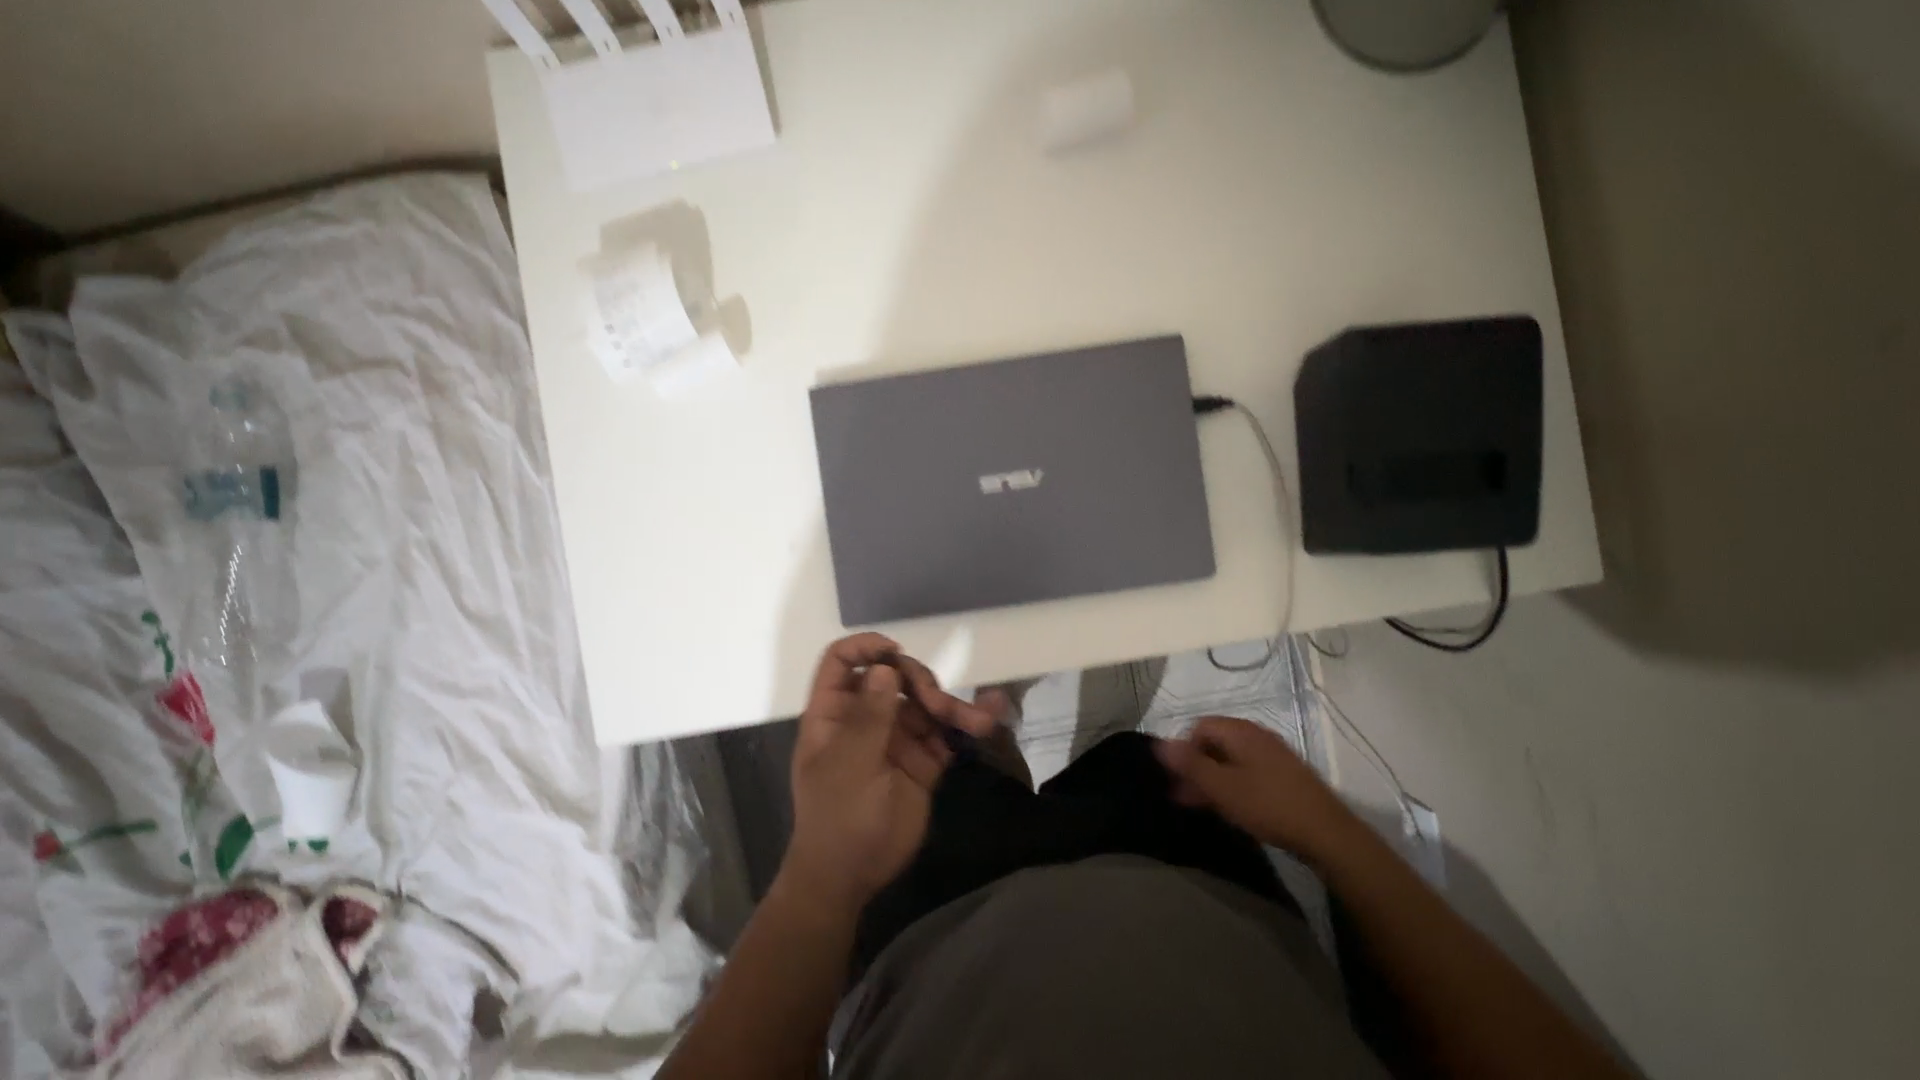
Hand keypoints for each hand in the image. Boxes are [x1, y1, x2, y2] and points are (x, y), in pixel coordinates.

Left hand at [780, 633, 995, 912]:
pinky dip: (966, 725)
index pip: (842, 663)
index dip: (865, 648)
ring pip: (925, 705)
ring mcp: (896, 739)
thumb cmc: (838, 815)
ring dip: (952, 706)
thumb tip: (884, 668)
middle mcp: (865, 718)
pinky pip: (946, 734)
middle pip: (894, 678)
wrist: (851, 875)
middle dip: (920, 682)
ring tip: (980, 721)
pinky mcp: (923, 762)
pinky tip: (990, 718)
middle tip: (938, 705)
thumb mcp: (850, 763)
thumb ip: (869, 716)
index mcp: (834, 714)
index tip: (895, 652)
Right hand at [1155, 715, 1361, 862]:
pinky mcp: (1283, 777)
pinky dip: (1231, 786)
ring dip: (1211, 779)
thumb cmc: (1268, 805)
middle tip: (1180, 793)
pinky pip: (1247, 773)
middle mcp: (1257, 736)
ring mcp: (1273, 756)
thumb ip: (1190, 764)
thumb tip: (1159, 743)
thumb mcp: (1222, 787)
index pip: (1199, 726)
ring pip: (1230, 760)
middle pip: (1215, 742)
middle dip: (1195, 766)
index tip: (1176, 777)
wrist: (1326, 833)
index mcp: (1240, 732)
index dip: (1183, 748)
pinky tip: (1227, 808)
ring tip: (1197, 804)